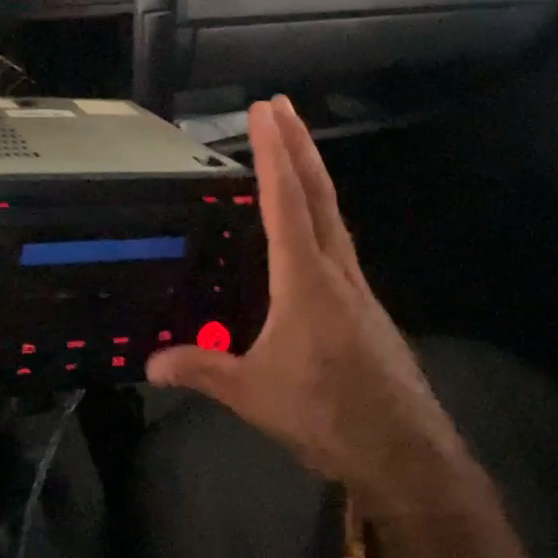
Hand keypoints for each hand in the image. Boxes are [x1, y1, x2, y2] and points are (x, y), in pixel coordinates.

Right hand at [145, 98, 467, 512]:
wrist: (406, 453)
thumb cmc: (328, 414)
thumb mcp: (254, 394)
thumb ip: (202, 371)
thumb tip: (151, 364)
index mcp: (305, 280)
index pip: (287, 202)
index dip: (273, 152)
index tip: (264, 111)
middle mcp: (335, 270)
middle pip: (318, 193)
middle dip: (298, 143)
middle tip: (280, 104)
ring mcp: (356, 286)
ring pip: (333, 213)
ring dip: (312, 171)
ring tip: (294, 145)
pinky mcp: (364, 304)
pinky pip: (338, 240)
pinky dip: (320, 209)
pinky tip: (311, 221)